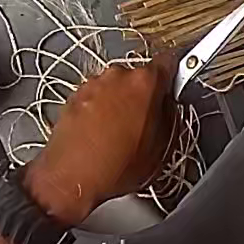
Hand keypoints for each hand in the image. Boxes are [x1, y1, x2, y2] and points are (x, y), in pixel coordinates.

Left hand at [27, 58, 173, 224]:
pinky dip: (100, 110)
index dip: (175, 75)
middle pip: (141, 77)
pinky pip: (96, 97)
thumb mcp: (162, 146)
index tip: (175, 84)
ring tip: (120, 133)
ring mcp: (93, 84)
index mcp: (145, 82)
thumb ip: (170, 115)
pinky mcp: (74, 96)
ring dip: (121, 102)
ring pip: (117, 87)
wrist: (68, 180)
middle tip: (147, 121)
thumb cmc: (112, 167)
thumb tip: (170, 107)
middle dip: (145, 95)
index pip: (169, 63)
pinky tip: (101, 135)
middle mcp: (117, 76)